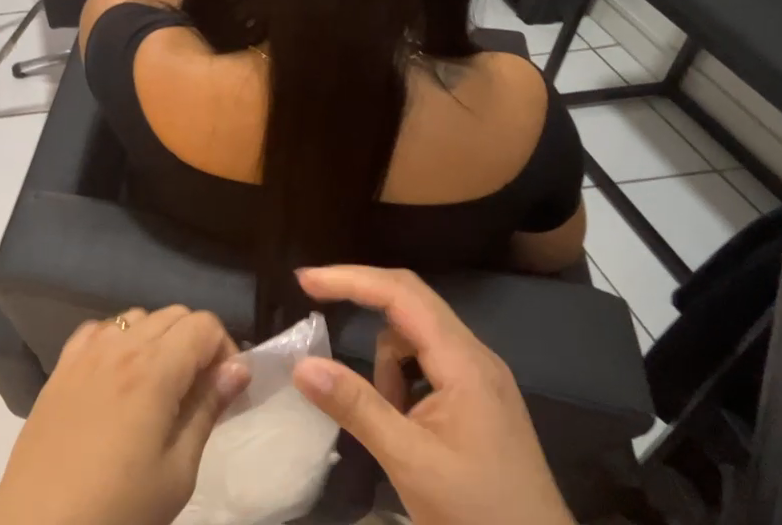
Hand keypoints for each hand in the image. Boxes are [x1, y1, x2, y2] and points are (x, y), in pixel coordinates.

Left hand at [0, 306, 250, 524]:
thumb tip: (237, 368)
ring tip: (160, 388)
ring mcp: (85, 353)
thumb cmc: (119, 505)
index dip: (225, 350)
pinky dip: (119, 341)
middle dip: (196, 343)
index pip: (203, 324)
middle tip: (199, 392)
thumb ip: (207, 409)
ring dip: (158, 339)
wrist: (41, 523)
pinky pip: (98, 330)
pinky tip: (119, 378)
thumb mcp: (177, 470)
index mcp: (154, 369)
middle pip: (173, 315)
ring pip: (136, 317)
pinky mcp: (61, 366)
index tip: (226, 391)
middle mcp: (119, 347)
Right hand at [291, 267, 574, 524]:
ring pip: (415, 338)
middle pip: (410, 302)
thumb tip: (301, 365)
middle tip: (314, 300)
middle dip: (361, 297)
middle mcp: (475, 357)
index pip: (402, 295)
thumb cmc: (478, 512)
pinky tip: (402, 420)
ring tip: (387, 419)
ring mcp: (480, 378)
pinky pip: (427, 363)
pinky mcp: (478, 399)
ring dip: (386, 363)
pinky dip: (402, 379)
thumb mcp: (409, 461)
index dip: (351, 279)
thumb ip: (356, 408)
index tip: (304, 280)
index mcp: (464, 362)